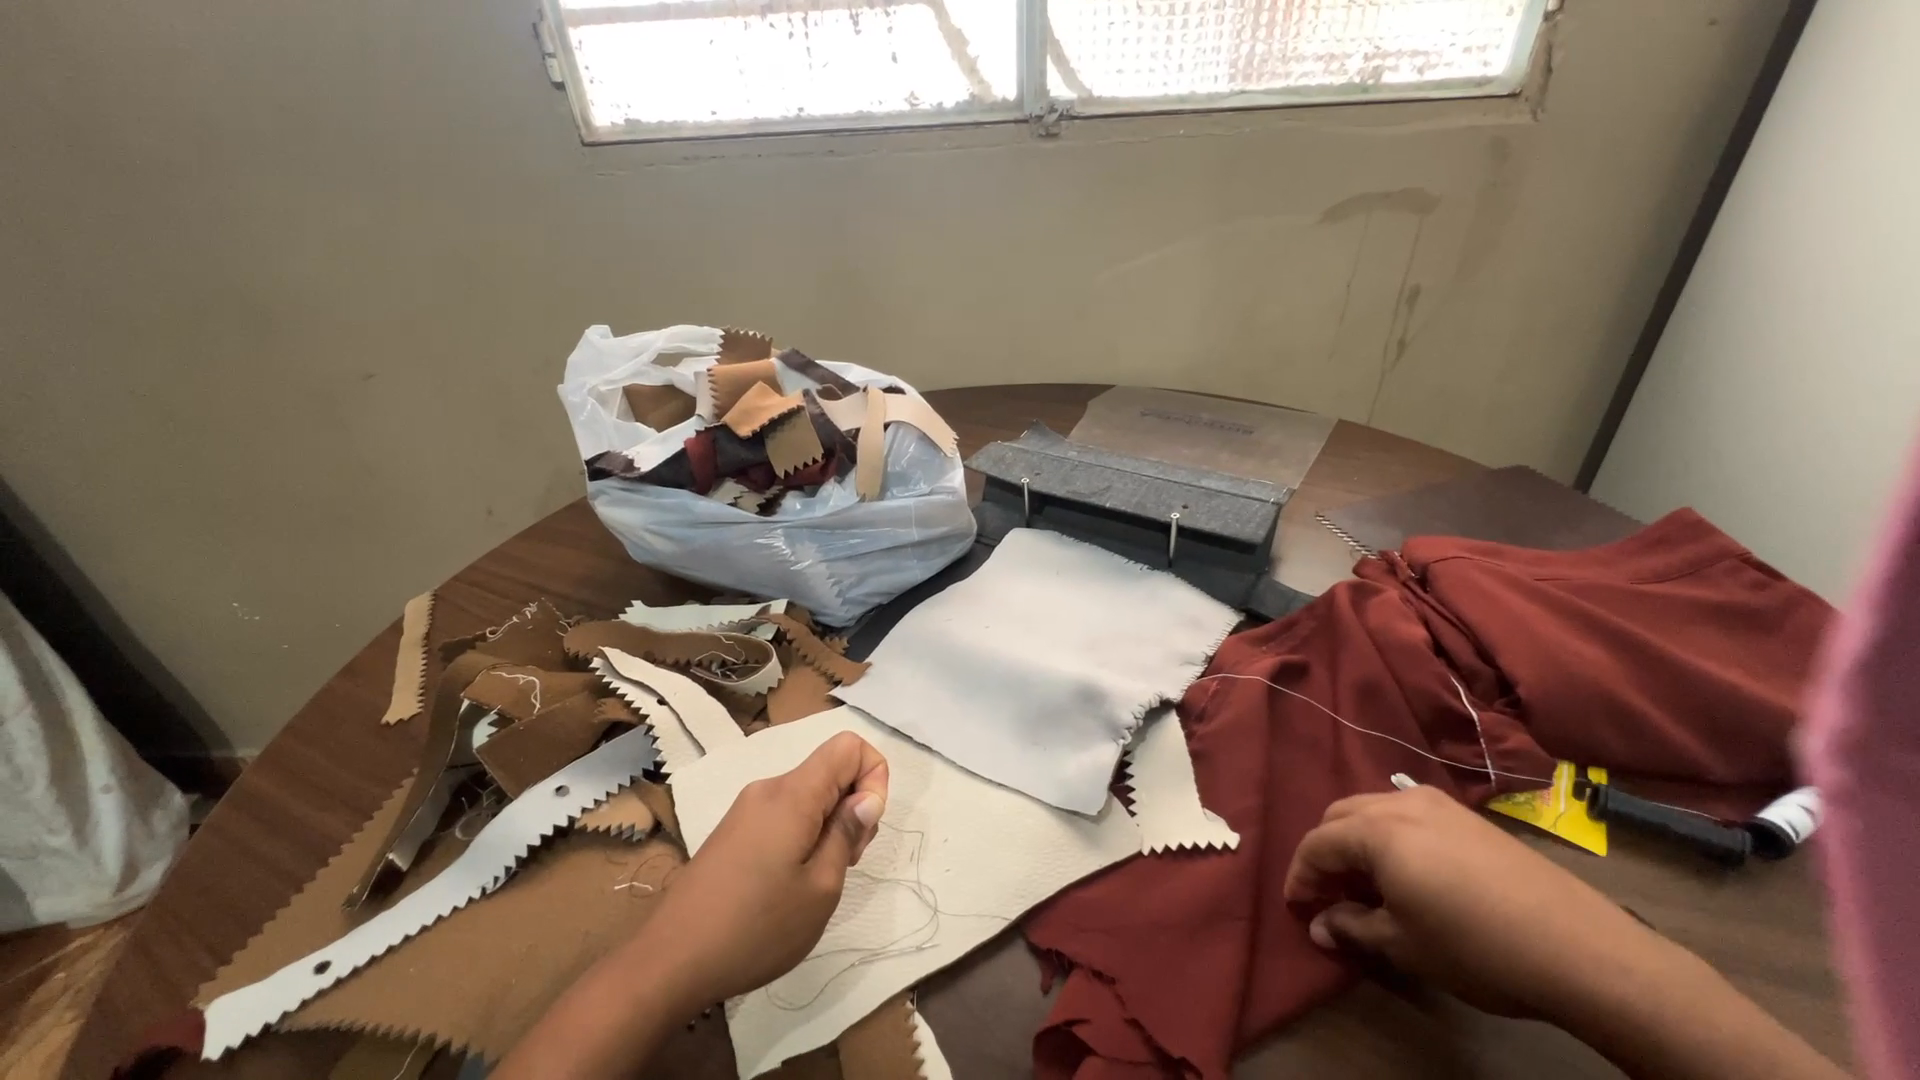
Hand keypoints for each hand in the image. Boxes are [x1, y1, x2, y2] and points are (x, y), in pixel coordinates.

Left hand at [646, 731, 888, 1007]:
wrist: (671, 961)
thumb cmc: (756, 928)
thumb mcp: (820, 888)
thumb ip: (847, 834)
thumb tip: (867, 797)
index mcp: (792, 794)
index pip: (848, 746)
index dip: (873, 776)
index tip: (866, 826)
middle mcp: (768, 789)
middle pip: (830, 769)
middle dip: (853, 806)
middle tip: (846, 862)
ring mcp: (747, 809)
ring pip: (809, 794)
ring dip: (830, 825)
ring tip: (818, 880)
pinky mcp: (734, 831)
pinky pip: (785, 813)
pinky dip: (804, 835)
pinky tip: (792, 882)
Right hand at [1284, 787, 1846, 1079]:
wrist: (1580, 948)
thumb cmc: (1476, 948)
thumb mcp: (1403, 945)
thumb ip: (1352, 926)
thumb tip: (1319, 925)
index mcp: (1377, 831)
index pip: (1317, 843)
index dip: (1301, 876)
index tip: (1299, 908)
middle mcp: (1401, 803)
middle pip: (1341, 816)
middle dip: (1326, 851)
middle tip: (1328, 894)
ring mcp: (1440, 805)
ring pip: (1374, 809)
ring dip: (1357, 840)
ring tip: (1366, 883)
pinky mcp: (1470, 817)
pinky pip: (1408, 812)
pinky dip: (1390, 834)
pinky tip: (1407, 871)